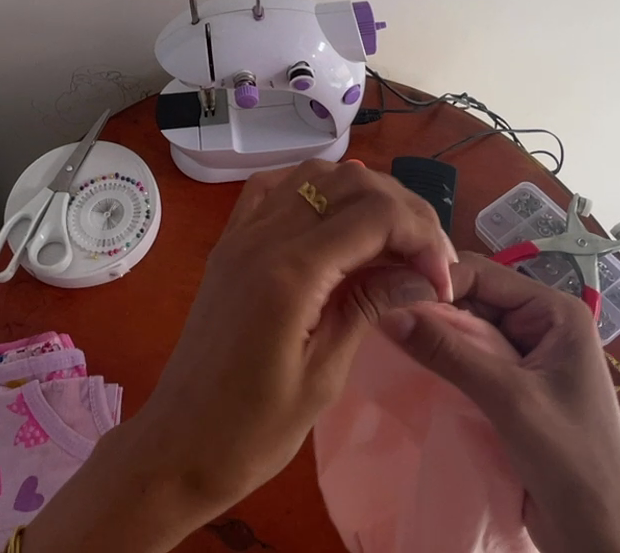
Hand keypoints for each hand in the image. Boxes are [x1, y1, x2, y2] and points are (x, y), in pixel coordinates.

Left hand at [25, 160, 455, 552]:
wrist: (179, 443)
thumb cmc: (253, 430)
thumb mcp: (324, 376)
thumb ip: (369, 307)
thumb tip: (421, 276)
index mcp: (290, 272)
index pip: (374, 215)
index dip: (420, 238)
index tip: (441, 282)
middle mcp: (262, 236)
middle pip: (349, 184)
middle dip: (402, 211)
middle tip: (427, 261)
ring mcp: (240, 233)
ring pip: (313, 175)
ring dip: (363, 194)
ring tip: (393, 239)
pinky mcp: (230, 242)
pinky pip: (274, 189)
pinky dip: (314, 189)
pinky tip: (337, 218)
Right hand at [379, 252, 619, 552]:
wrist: (603, 539)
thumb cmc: (572, 461)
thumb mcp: (508, 399)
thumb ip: (448, 352)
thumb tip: (387, 312)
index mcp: (555, 311)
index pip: (481, 273)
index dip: (436, 281)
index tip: (390, 297)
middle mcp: (541, 323)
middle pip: (470, 297)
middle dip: (430, 308)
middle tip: (381, 318)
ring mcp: (527, 355)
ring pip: (465, 328)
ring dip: (433, 336)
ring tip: (387, 340)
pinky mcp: (513, 386)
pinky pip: (468, 358)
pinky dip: (441, 360)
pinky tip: (410, 365)